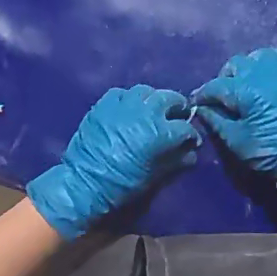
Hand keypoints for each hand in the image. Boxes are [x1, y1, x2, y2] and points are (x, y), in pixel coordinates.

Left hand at [26, 85, 200, 239]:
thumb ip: (176, 161)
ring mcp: (124, 104)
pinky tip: (129, 110)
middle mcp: (146, 111)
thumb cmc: (123, 184)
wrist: (85, 182)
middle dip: (177, 108)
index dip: (191, 135)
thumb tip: (190, 152)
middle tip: (175, 118)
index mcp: (161, 132)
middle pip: (170, 98)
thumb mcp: (156, 177)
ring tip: (152, 110)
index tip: (191, 141)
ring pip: (146, 91)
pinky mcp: (104, 103)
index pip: (186, 127)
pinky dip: (129, 99)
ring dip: (153, 100)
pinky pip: (122, 93)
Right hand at [192, 48, 276, 182]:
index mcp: (243, 89)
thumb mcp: (234, 139)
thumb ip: (214, 119)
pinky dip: (271, 63)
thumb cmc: (268, 150)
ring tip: (247, 85)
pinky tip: (269, 77)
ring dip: (247, 69)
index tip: (198, 103)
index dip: (203, 95)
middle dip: (225, 79)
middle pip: (234, 65)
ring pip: (256, 57)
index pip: (215, 86)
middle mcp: (261, 72)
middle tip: (224, 96)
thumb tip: (201, 108)